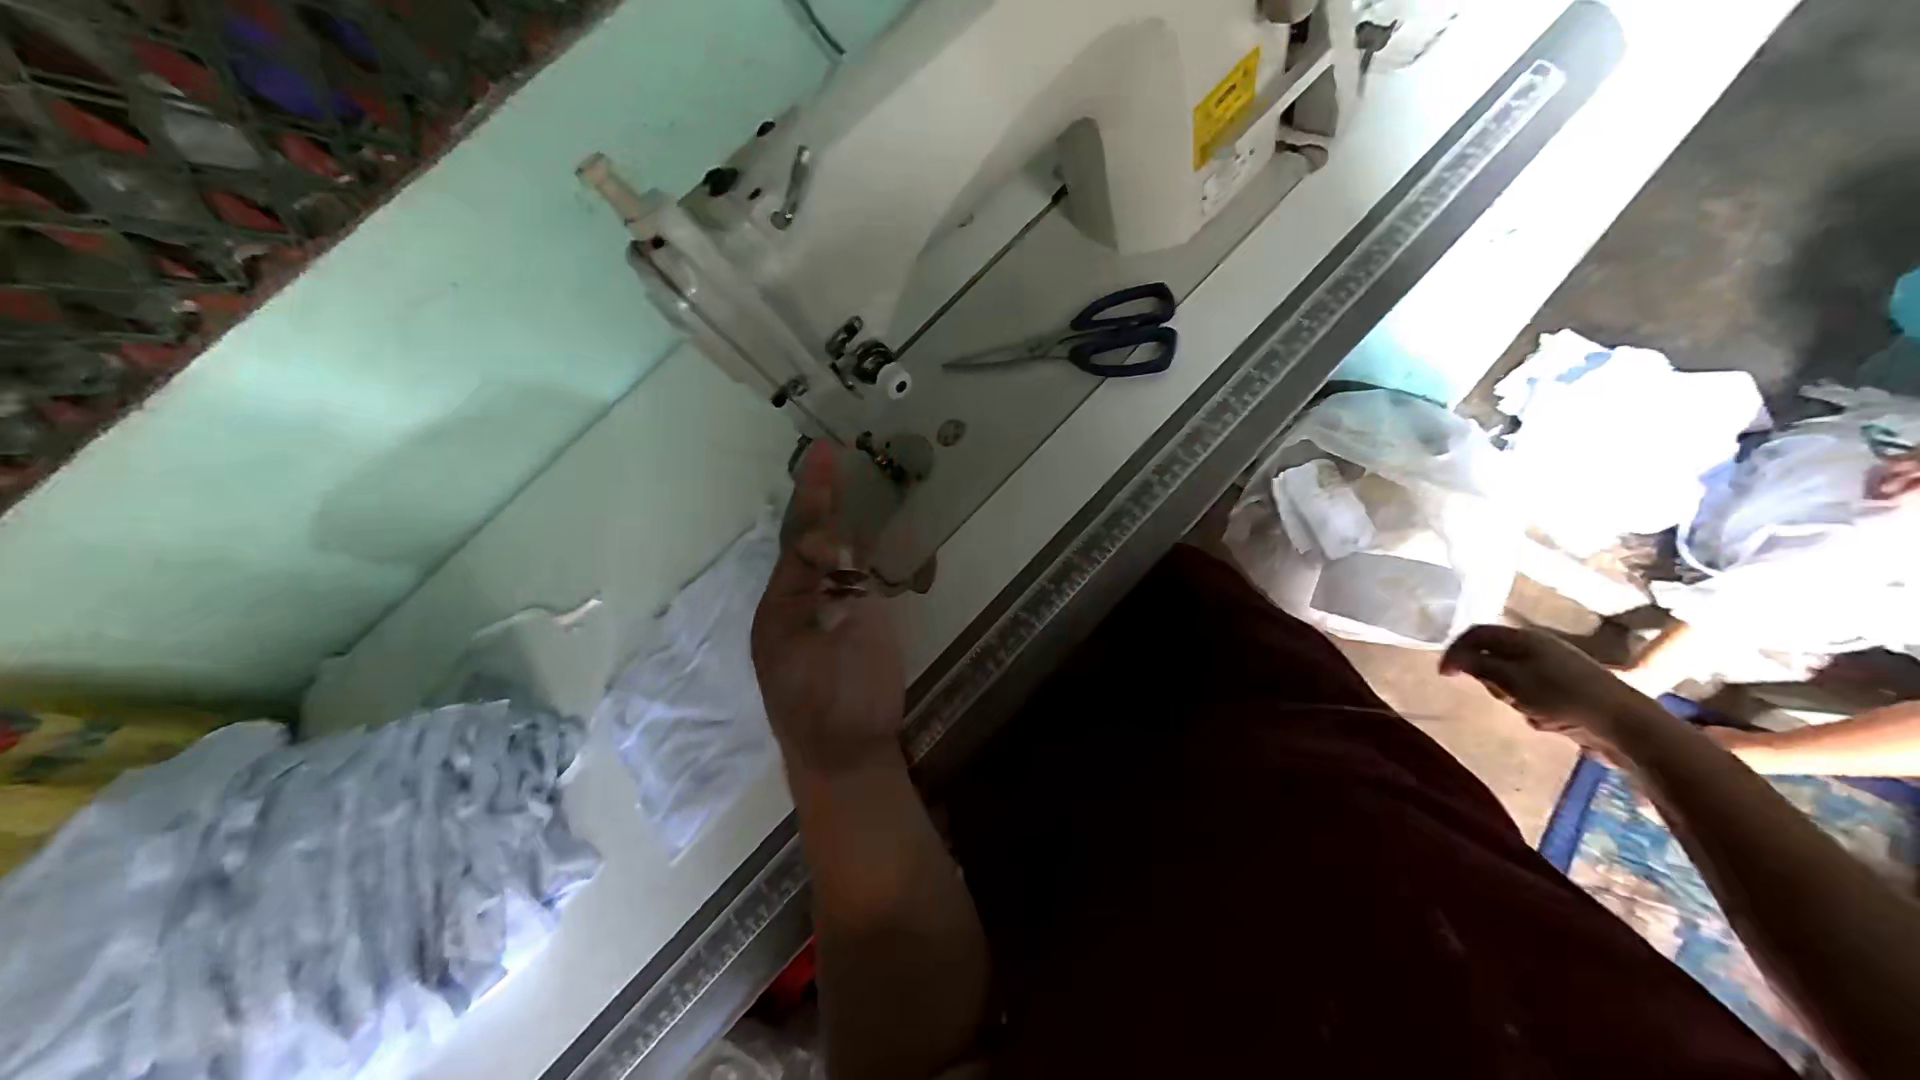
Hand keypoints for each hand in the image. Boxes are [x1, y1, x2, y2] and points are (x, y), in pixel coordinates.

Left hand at [752, 443, 905, 775]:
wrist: (849, 758)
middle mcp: (809, 599)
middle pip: (821, 538)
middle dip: (831, 500)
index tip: (824, 456)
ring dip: (866, 525)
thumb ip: (817, 596)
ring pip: (853, 554)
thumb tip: (827, 542)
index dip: (813, 498)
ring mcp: (842, 609)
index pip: (799, 540)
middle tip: (838, 458)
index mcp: (783, 605)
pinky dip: (900, 563)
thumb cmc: (826, 710)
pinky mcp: (872, 622)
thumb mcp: (807, 652)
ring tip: (880, 499)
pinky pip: (882, 580)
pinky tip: (916, 563)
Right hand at [1440, 625, 1668, 757]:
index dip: (1454, 650)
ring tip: (1525, 710)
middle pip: (1492, 655)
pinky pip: (1533, 693)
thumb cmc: (1560, 696)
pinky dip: (1530, 705)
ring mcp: (1556, 667)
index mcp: (1522, 638)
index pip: (1475, 633)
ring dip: (1509, 694)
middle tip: (1496, 695)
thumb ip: (1476, 665)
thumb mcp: (1508, 680)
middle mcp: (1538, 646)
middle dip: (1486, 677)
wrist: (1624, 723)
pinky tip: (1545, 719)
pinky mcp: (1569, 688)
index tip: (1444, 675)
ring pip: (1511, 677)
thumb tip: (1453, 658)